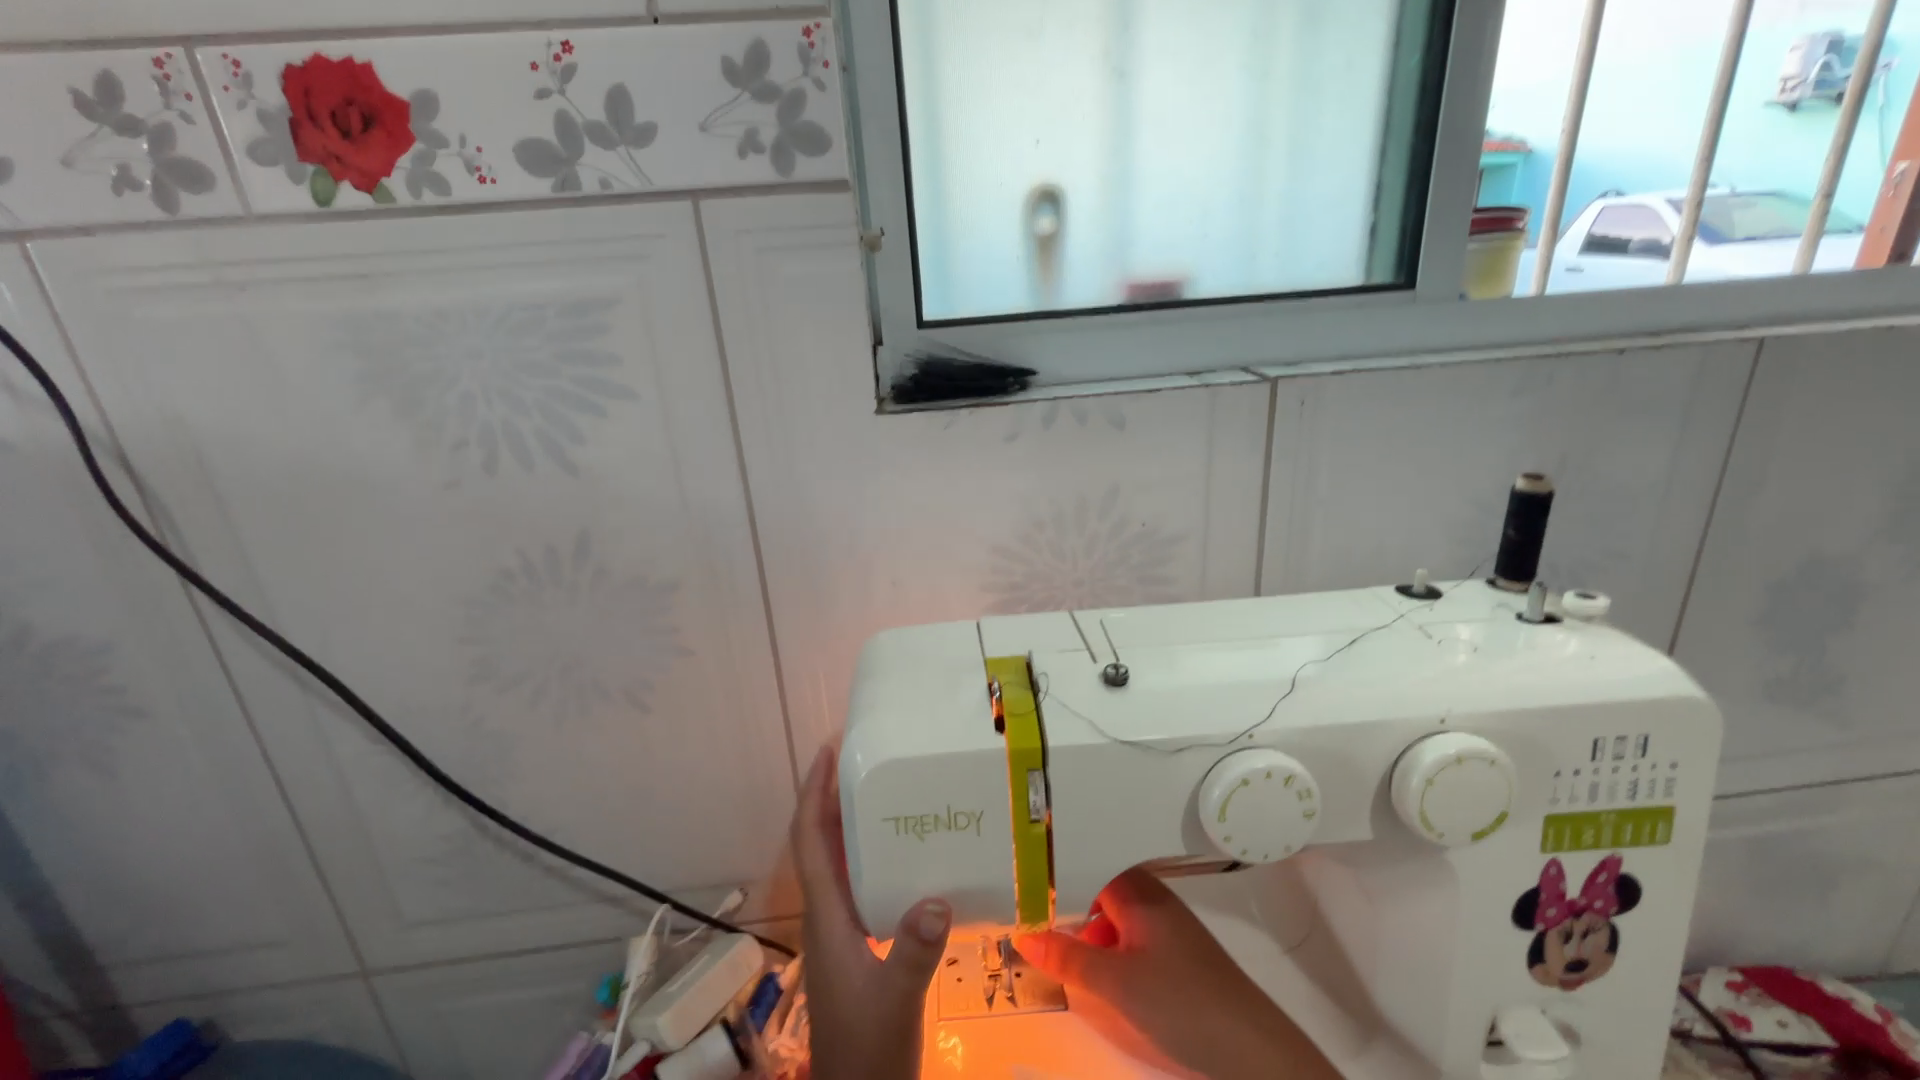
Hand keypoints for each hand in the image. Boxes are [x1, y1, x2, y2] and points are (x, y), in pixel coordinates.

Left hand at [790, 746, 951, 1079]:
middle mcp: (827, 917)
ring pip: (839, 865)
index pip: (809, 842)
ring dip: (851, 825)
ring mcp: (840, 934)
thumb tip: (937, 898)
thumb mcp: (896, 1002)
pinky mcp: (857, 948)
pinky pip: (860, 887)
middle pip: (820, 844)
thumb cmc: (869, 1049)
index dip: (813, 794)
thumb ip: (913, 953)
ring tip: (887, 792)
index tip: (828, 751)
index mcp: (826, 918)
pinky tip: (908, 858)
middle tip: (865, 759)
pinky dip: (873, 859)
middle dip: (833, 797)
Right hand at [1015, 870, 1337, 1079]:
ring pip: (1113, 917)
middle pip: (1098, 889)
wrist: (1251, 1050)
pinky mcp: (1176, 956)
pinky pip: (1129, 939)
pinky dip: (1107, 950)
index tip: (1019, 882)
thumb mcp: (1113, 983)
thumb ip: (1066, 957)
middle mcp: (1154, 900)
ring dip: (1085, 931)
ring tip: (1055, 951)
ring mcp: (1167, 927)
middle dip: (1065, 904)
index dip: (1054, 873)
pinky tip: (1096, 975)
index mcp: (1139, 892)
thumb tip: (1023, 933)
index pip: (1088, 864)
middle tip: (1027, 919)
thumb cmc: (1179, 1002)